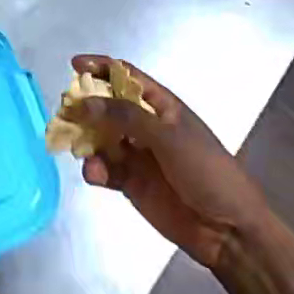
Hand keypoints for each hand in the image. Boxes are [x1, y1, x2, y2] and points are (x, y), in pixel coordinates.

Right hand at [65, 55, 275, 269]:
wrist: (228, 229)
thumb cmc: (206, 170)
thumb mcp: (169, 137)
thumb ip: (127, 117)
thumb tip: (87, 101)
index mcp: (161, 106)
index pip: (127, 77)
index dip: (101, 67)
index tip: (74, 65)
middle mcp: (145, 126)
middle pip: (107, 107)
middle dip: (85, 106)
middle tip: (65, 111)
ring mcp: (137, 154)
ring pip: (100, 138)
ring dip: (86, 139)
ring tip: (75, 145)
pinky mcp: (130, 182)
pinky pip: (104, 169)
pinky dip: (95, 169)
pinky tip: (94, 173)